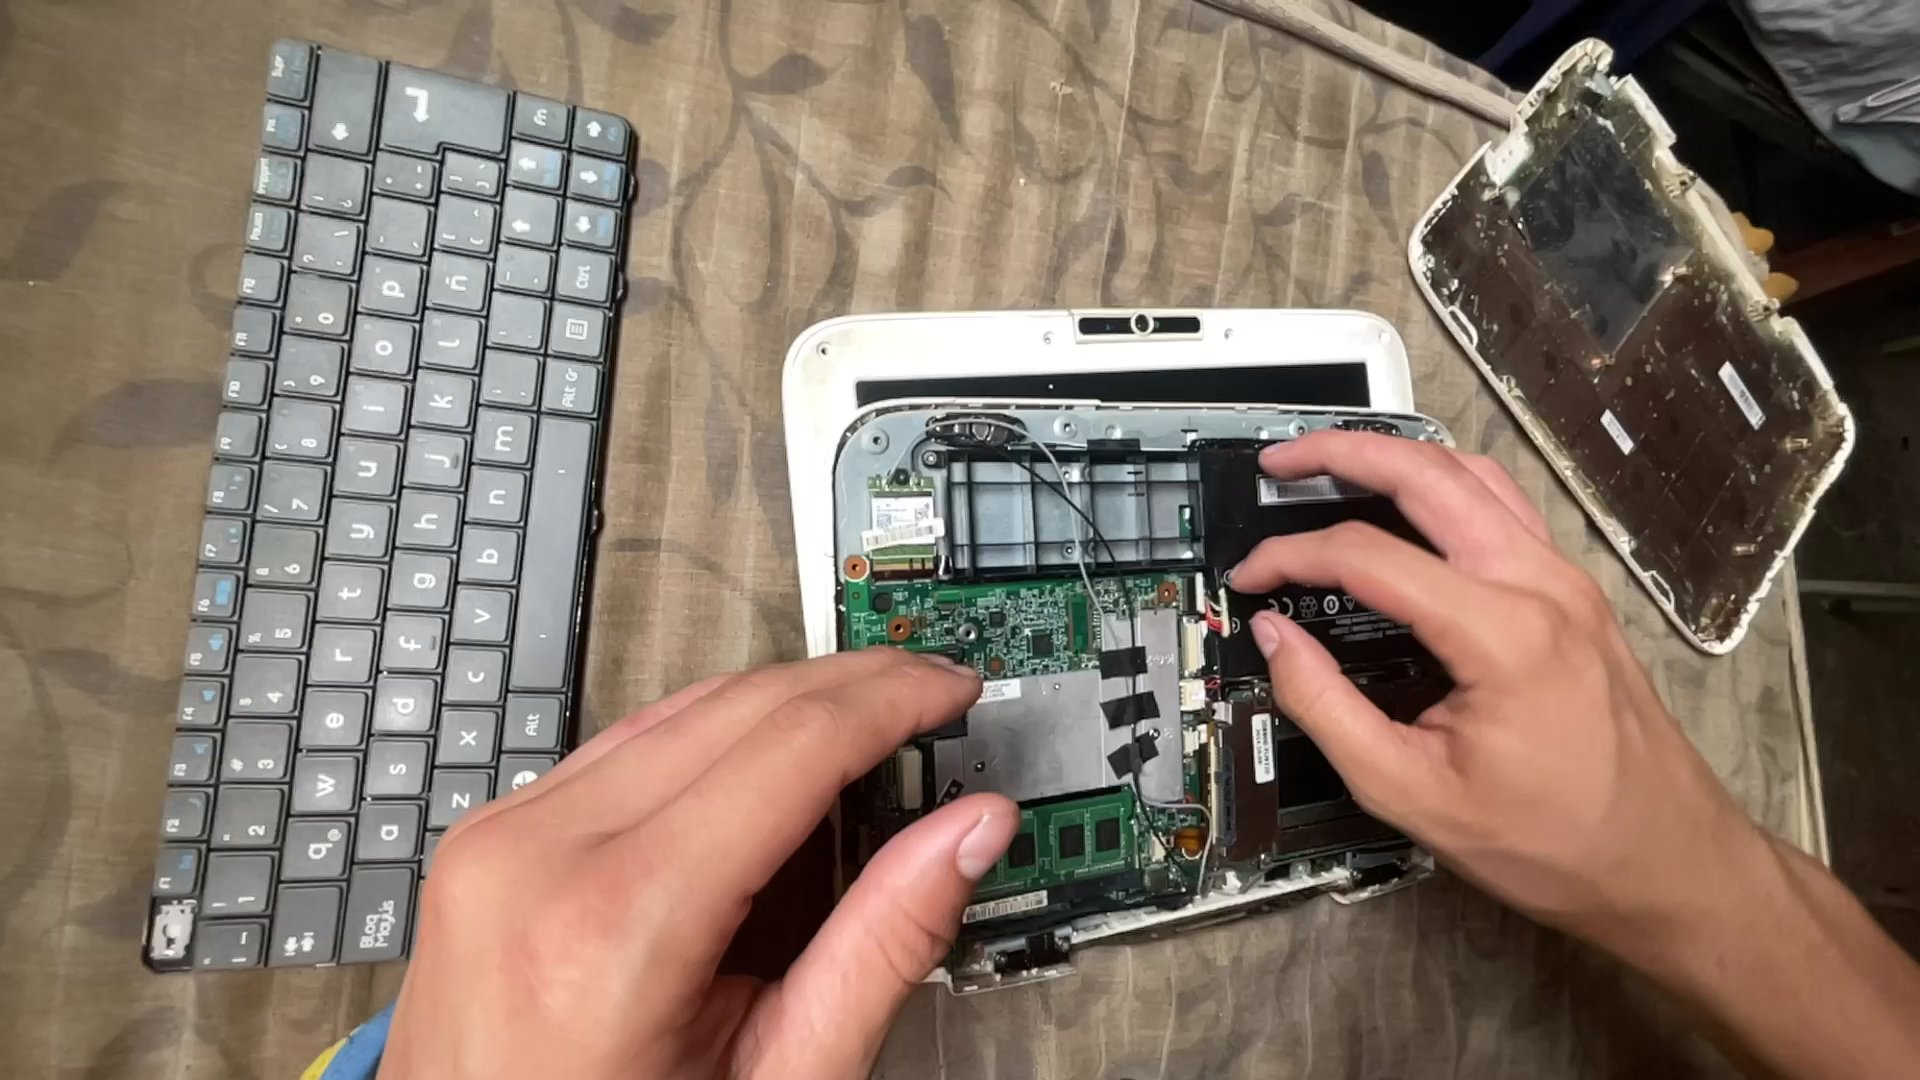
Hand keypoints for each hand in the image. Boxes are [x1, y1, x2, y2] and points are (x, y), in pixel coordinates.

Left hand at [379, 650, 1016, 1079]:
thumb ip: (887, 941)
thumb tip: (973, 829)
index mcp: (612, 926)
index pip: (794, 747)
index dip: (892, 700)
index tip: (952, 689)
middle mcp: (541, 851)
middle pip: (747, 706)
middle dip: (858, 683)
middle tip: (930, 689)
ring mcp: (510, 830)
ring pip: (696, 703)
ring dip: (800, 695)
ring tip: (874, 711)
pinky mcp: (506, 827)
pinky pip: (645, 736)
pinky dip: (732, 723)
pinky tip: (783, 738)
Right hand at [1228, 431, 1762, 951]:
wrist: (1672, 866)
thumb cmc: (1547, 840)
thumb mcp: (1405, 789)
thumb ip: (1323, 704)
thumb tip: (1273, 635)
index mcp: (1502, 635)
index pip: (1367, 557)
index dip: (1290, 557)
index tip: (1249, 579)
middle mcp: (1540, 586)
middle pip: (1427, 476)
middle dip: (1341, 454)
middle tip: (1279, 459)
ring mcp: (1564, 580)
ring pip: (1469, 474)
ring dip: (1392, 456)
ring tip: (1330, 461)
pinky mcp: (1568, 590)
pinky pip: (1498, 503)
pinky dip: (1436, 481)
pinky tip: (1401, 496)